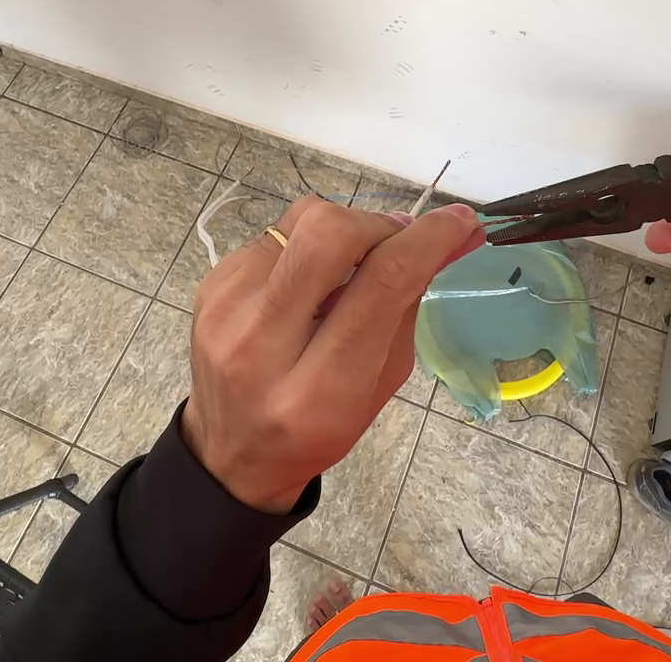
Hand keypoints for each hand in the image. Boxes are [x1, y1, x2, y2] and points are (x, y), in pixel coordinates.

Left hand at [182, 196, 485, 511]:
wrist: (228, 452)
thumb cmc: (318, 428)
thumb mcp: (379, 386)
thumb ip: (407, 308)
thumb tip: (443, 237)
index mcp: (317, 390)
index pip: (381, 284)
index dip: (429, 239)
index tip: (460, 221)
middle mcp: (261, 343)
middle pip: (329, 233)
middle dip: (379, 224)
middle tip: (397, 243)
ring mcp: (226, 307)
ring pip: (302, 218)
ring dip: (345, 228)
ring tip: (351, 263)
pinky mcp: (210, 282)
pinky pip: (277, 232)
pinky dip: (308, 243)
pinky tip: (309, 279)